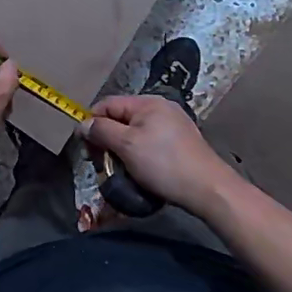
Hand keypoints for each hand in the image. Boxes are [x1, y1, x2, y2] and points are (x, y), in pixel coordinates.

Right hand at [81, 95, 242, 218]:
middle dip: (106, 140)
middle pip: (120, 119)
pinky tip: (140, 172)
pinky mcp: (180, 143)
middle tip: (101, 164)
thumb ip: (101, 130)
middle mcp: (160, 108)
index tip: (85, 148)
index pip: (107, 104)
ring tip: (120, 171)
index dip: (91, 123)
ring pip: (134, 134)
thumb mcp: (126, 145)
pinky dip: (138, 156)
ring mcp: (172, 126)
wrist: (208, 189)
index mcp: (147, 102)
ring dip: (122, 151)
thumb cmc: (164, 163)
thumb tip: (83, 124)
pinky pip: (149, 144)